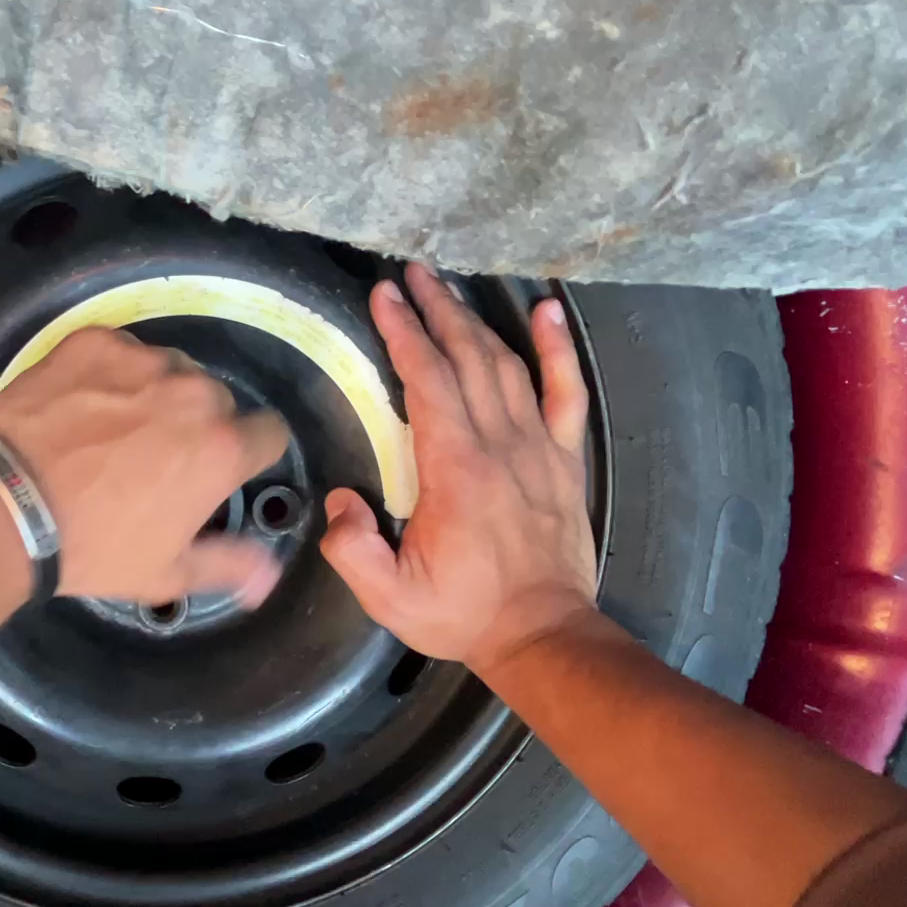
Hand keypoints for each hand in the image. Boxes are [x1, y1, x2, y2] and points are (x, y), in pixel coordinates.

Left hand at [0, 328, 289, 603]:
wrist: (4, 507)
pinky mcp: (95, 342)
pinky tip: (79, 406)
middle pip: (216, 400)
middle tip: (152, 457)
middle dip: (196, 425)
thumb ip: (230, 564)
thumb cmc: (94, 547)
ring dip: (154, 395)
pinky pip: (121, 353)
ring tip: (110, 429)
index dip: (249, 453)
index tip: (220, 469)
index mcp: (222, 447)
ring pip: (170, 371)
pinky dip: (109, 375)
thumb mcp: (167, 572)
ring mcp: (142, 360)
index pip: (269, 433)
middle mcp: (193, 392)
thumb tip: (270, 573)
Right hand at [320, 262, 597, 669]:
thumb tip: (342, 501)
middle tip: (411, 273)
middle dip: (435, 309)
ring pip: (506, 365)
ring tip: (447, 288)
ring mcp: (538, 448)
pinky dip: (556, 350)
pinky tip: (547, 314)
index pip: (426, 381)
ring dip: (474, 321)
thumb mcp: (388, 595)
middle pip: (466, 357)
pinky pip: (564, 392)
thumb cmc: (460, 613)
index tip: (383, 296)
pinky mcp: (562, 460)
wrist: (542, 633)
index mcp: (454, 469)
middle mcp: (499, 445)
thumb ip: (353, 547)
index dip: (403, 333)